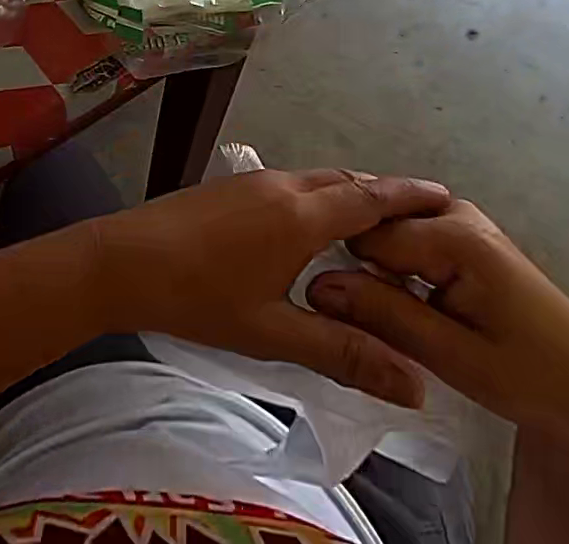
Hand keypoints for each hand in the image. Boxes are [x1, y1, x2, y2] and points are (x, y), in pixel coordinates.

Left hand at [89, 169, 450, 406]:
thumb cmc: (197, 296)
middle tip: (415, 220)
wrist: (121, 260)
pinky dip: (314, 197)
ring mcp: (249, 182)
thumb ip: (344, 352)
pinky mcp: (226, 186)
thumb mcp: (271, 332)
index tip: (446, 196)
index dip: (410, 196)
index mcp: (300, 215)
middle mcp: (280, 187)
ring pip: (313, 180)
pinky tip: (308, 225)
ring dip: (345, 195)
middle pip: (344, 182)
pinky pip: (287, 184)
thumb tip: (417, 388)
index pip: (371, 198)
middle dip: (382, 195)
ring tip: (369, 226)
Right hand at [307, 200, 568, 452]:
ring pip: (383, 231)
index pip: (364, 236)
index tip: (348, 311)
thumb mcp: (452, 358)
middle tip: (371, 315)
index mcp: (455, 236)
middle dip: (361, 267)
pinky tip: (404, 297)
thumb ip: (383, 315)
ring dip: (376, 268)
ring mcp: (458, 218)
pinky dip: (392, 267)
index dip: (347, 274)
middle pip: (372, 227)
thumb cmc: (530, 380)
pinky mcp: (459, 232)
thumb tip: (315, 287)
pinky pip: (402, 237)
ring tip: (390, 309)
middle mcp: (454, 212)